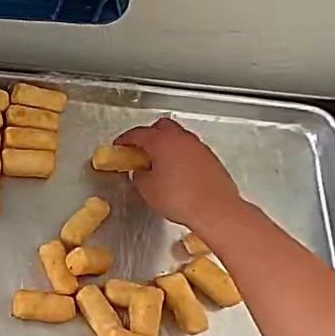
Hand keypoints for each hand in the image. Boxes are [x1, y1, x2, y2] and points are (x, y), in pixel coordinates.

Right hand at [114, 117, 244, 229]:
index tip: (119, 145)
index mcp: (162, 141)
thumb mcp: (147, 189)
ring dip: (166, 145)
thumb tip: (140, 171)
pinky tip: (176, 172)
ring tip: (158, 163)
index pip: (138, 133)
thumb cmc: (179, 198)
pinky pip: (190, 150)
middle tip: (139, 150)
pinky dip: (180, 155)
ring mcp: (198, 146)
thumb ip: (138, 175)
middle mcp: (181, 138)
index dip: (125, 139)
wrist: (214, 209)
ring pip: (178, 137)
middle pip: (161, 126)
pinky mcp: (210, 158)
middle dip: (148, 135)